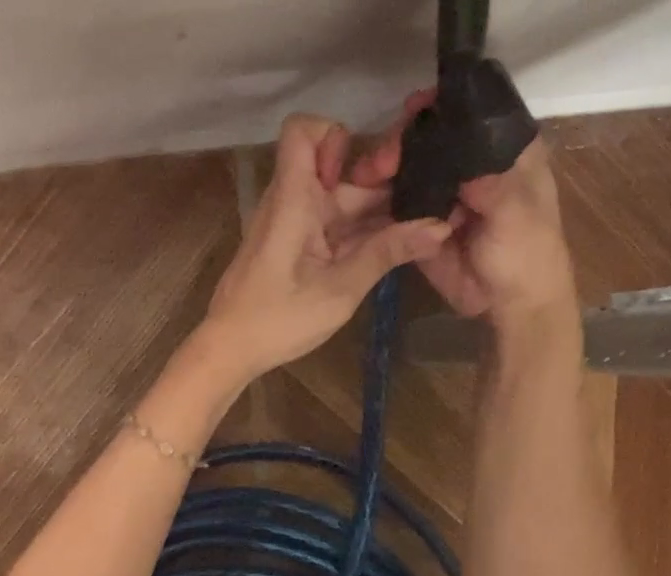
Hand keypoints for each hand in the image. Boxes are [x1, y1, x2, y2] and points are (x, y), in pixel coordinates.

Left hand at [200, 114, 452, 377]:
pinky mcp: (299, 247)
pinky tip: (397, 249)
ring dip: (379, 212)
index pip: (302, 130)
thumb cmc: (277, 320)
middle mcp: (294, 202)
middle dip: (382, 183)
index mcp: (293, 199)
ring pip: (344, 201)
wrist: (230, 351)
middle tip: (429, 205)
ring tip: (425, 229)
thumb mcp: (338, 290)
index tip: (357, 175)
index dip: (334, 137)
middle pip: (342, 172)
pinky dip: (363, 232)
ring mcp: (296, 225)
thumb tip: (440, 226)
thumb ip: (387, 253)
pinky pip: (335, 226)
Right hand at [356, 90, 577, 327]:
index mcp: (504, 151)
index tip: (416, 106)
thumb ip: (490, 181)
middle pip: (434, 138)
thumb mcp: (516, 213)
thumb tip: (455, 153)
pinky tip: (363, 193)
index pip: (474, 113)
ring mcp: (444, 193)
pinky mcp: (421, 221)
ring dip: (387, 166)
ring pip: (412, 167)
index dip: (445, 105)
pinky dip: (381, 196)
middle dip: (405, 140)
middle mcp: (471, 165)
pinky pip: (398, 202)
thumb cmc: (526, 253)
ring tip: (367, 174)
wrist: (507, 304)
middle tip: (383, 157)